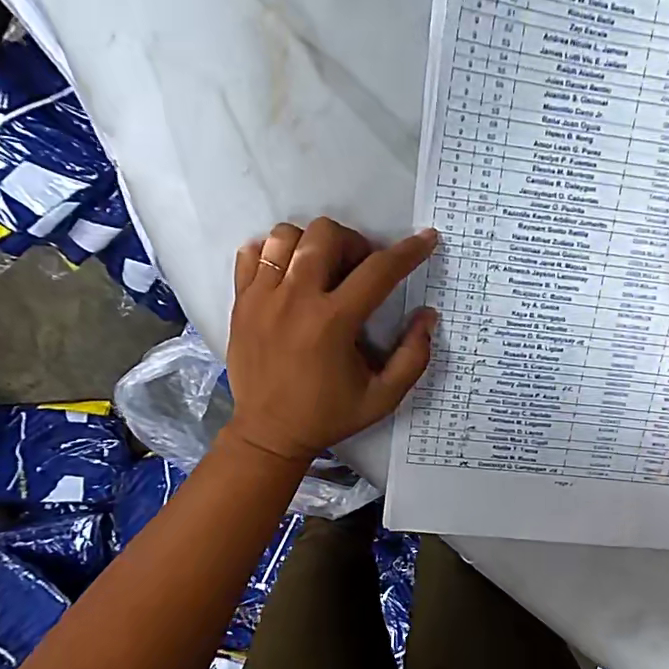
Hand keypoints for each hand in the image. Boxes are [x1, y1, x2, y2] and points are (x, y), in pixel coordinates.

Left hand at [222, 218, 438, 462]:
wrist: (268, 434)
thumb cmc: (327, 415)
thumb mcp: (383, 397)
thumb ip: (413, 356)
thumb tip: (427, 316)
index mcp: (333, 323)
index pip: (378, 270)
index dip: (408, 251)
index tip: (426, 240)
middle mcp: (295, 300)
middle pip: (325, 234)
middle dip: (353, 243)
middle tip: (358, 270)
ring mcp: (262, 298)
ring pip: (286, 236)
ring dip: (311, 244)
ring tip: (320, 270)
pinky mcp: (241, 302)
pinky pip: (252, 253)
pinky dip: (273, 253)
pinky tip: (287, 275)